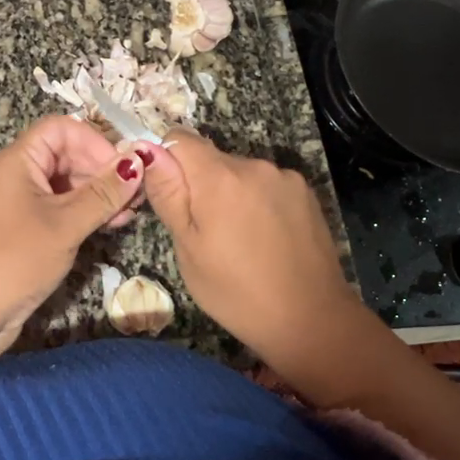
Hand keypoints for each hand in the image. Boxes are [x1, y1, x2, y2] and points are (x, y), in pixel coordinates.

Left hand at [0, 116, 144, 358]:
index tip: (123, 167)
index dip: (94, 141)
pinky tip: (109, 226)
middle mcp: (15, 174)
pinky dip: (83, 213)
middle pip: (64, 154)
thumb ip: (103, 193)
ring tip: (128, 214)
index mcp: (17, 160)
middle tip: (134, 195)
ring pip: (64, 183)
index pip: (60, 128)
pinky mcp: (22, 229)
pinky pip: (58, 208)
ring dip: (97, 194)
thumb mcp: (65, 225)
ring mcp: (17, 203)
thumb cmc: (14, 259)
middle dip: (101, 170)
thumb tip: (138, 162)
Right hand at [136, 131, 360, 384]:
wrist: (312, 322)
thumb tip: (147, 150)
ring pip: (240, 173)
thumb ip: (167, 193)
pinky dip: (258, 203)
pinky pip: (267, 186)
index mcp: (219, 176)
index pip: (179, 138)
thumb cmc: (236, 292)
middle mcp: (254, 165)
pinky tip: (265, 239)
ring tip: (238, 240)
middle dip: (200, 184)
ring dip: (231, 194)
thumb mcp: (188, 249)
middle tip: (203, 231)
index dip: (166, 159)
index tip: (169, 194)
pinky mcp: (306, 193)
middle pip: (211, 158)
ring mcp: (284, 177)